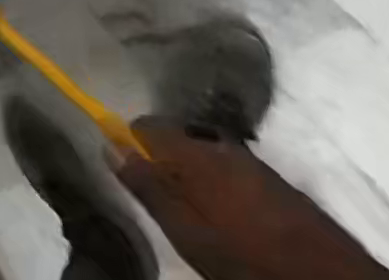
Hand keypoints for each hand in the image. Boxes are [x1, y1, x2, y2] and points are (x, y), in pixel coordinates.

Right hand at [114, 118, 388, 279]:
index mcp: (194, 153)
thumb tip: (109, 144)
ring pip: (206, 155)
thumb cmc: (250, 262)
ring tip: (198, 213)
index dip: (130, 143)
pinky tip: (232, 219)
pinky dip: (223, 187)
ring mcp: (254, 163)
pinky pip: (234, 171)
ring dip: (195, 175)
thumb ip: (147, 187)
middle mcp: (221, 146)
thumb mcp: (189, 234)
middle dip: (164, 161)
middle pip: (176, 139)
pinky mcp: (279, 184)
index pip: (146, 125)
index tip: (130, 172)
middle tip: (165, 202)